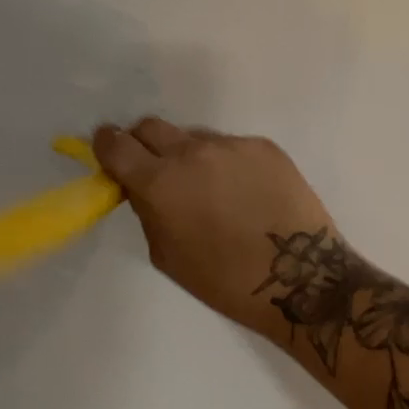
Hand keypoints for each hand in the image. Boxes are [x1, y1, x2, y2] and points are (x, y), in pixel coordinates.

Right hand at [93, 118, 334, 332]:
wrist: (301, 274)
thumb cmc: (226, 280)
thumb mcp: (168, 257)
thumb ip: (148, 213)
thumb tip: (142, 188)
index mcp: (161, 182)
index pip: (117, 145)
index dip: (106, 145)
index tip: (107, 150)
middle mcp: (193, 152)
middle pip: (152, 128)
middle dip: (143, 144)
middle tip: (153, 168)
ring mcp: (233, 145)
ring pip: (194, 137)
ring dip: (189, 156)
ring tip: (208, 190)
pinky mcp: (265, 147)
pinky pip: (231, 146)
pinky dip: (226, 163)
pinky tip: (242, 192)